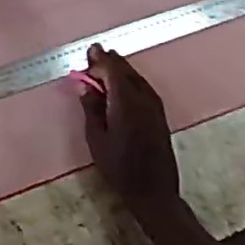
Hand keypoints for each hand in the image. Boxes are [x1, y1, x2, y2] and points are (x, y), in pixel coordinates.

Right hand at [77, 44, 180, 211]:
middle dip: (109, 61)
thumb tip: (85, 86)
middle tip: (93, 56)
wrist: (154, 193)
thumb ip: (91, 107)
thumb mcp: (96, 138)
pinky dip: (130, 80)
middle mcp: (143, 98)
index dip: (99, 60)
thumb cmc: (119, 167)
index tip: (88, 52)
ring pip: (136, 77)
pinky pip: (143, 87)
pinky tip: (121, 85)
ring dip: (120, 70)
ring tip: (104, 68)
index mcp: (126, 101)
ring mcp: (155, 106)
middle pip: (126, 70)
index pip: (112, 70)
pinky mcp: (160, 115)